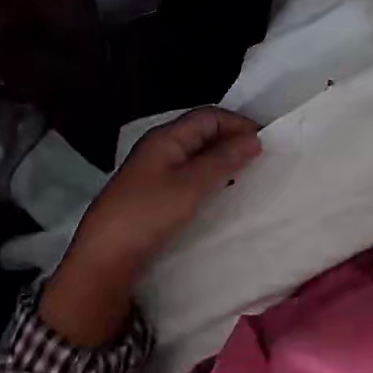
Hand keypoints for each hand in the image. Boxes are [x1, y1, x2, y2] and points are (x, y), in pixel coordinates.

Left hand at [40, 107, 262, 346]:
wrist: (104, 257)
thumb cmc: (148, 214)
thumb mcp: (190, 185)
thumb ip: (222, 159)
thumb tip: (254, 138)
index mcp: (165, 137)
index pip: (208, 116)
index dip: (238, 123)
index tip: (267, 141)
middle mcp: (159, 148)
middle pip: (201, 132)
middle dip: (232, 140)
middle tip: (263, 158)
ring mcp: (154, 172)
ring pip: (196, 155)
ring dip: (222, 160)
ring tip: (248, 175)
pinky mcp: (154, 195)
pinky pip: (188, 176)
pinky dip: (209, 178)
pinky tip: (221, 193)